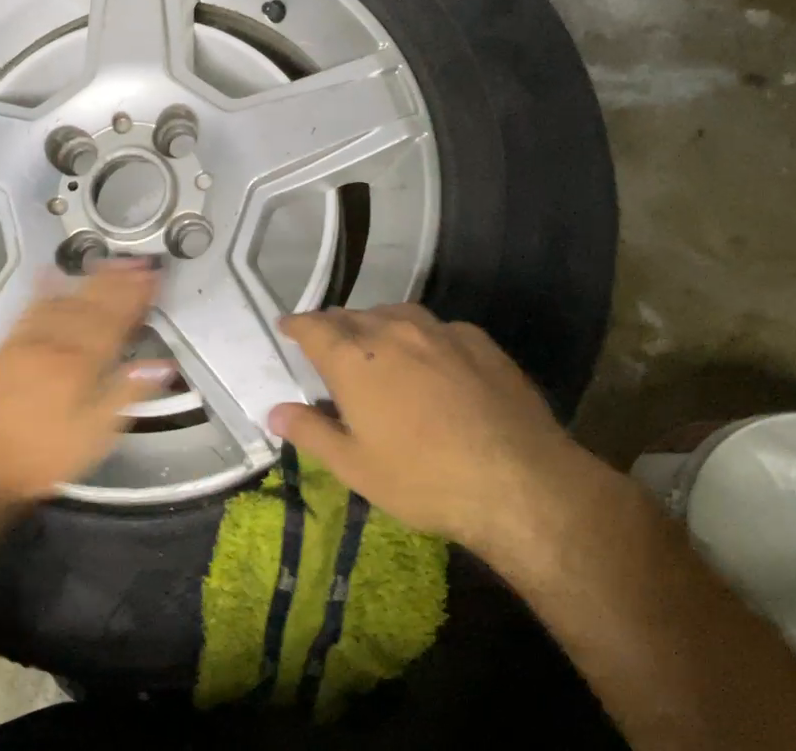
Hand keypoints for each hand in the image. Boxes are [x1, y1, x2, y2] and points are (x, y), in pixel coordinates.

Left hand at [0, 260, 175, 504]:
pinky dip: (46, 288)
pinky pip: (30, 308)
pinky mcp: (6, 345)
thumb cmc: (45, 456)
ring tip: (110, 263)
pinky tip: (52, 274)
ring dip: (89, 279)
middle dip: (118, 280)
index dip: (136, 297)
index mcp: (80, 365)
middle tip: (139, 262)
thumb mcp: (95, 435)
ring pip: (64, 300)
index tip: (154, 277)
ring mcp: (27, 341)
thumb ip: (127, 394)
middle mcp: (54, 344)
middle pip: (91, 304)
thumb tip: (162, 366)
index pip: (115, 321)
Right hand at [268, 304, 598, 549]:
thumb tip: (275, 411)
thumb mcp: (355, 467)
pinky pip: (438, 328)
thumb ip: (310, 432)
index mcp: (354, 360)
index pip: (314, 327)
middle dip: (334, 325)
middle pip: (353, 316)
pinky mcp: (481, 343)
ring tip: (376, 343)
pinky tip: (431, 358)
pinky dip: (421, 336)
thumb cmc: (423, 479)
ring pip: (397, 314)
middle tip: (327, 342)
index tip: (286, 325)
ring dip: (377, 323)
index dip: (296, 325)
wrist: (520, 481)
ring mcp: (441, 333)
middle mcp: (393, 333)